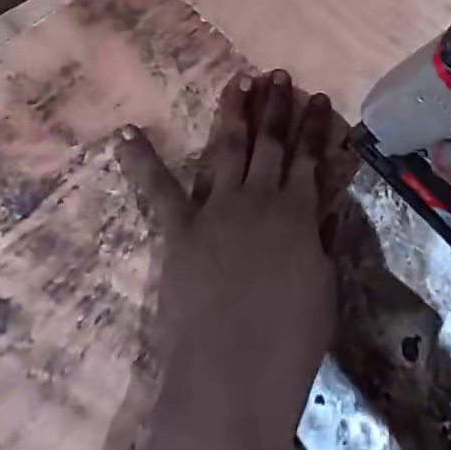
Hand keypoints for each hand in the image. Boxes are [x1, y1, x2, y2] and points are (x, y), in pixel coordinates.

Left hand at [114, 70, 352, 449]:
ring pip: (228, 148)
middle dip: (277, 106)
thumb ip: (320, 241)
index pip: (310, 158)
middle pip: (270, 142)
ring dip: (235, 113)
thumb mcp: (323, 288)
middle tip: (279, 75)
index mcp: (298, 213)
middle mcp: (259, 198)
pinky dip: (141, 160)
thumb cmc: (291, 342)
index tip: (316, 98)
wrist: (235, 374)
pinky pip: (157, 189)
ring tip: (241, 81)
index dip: (314, 126)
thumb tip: (321, 209)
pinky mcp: (179, 229)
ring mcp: (216, 209)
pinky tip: (127, 133)